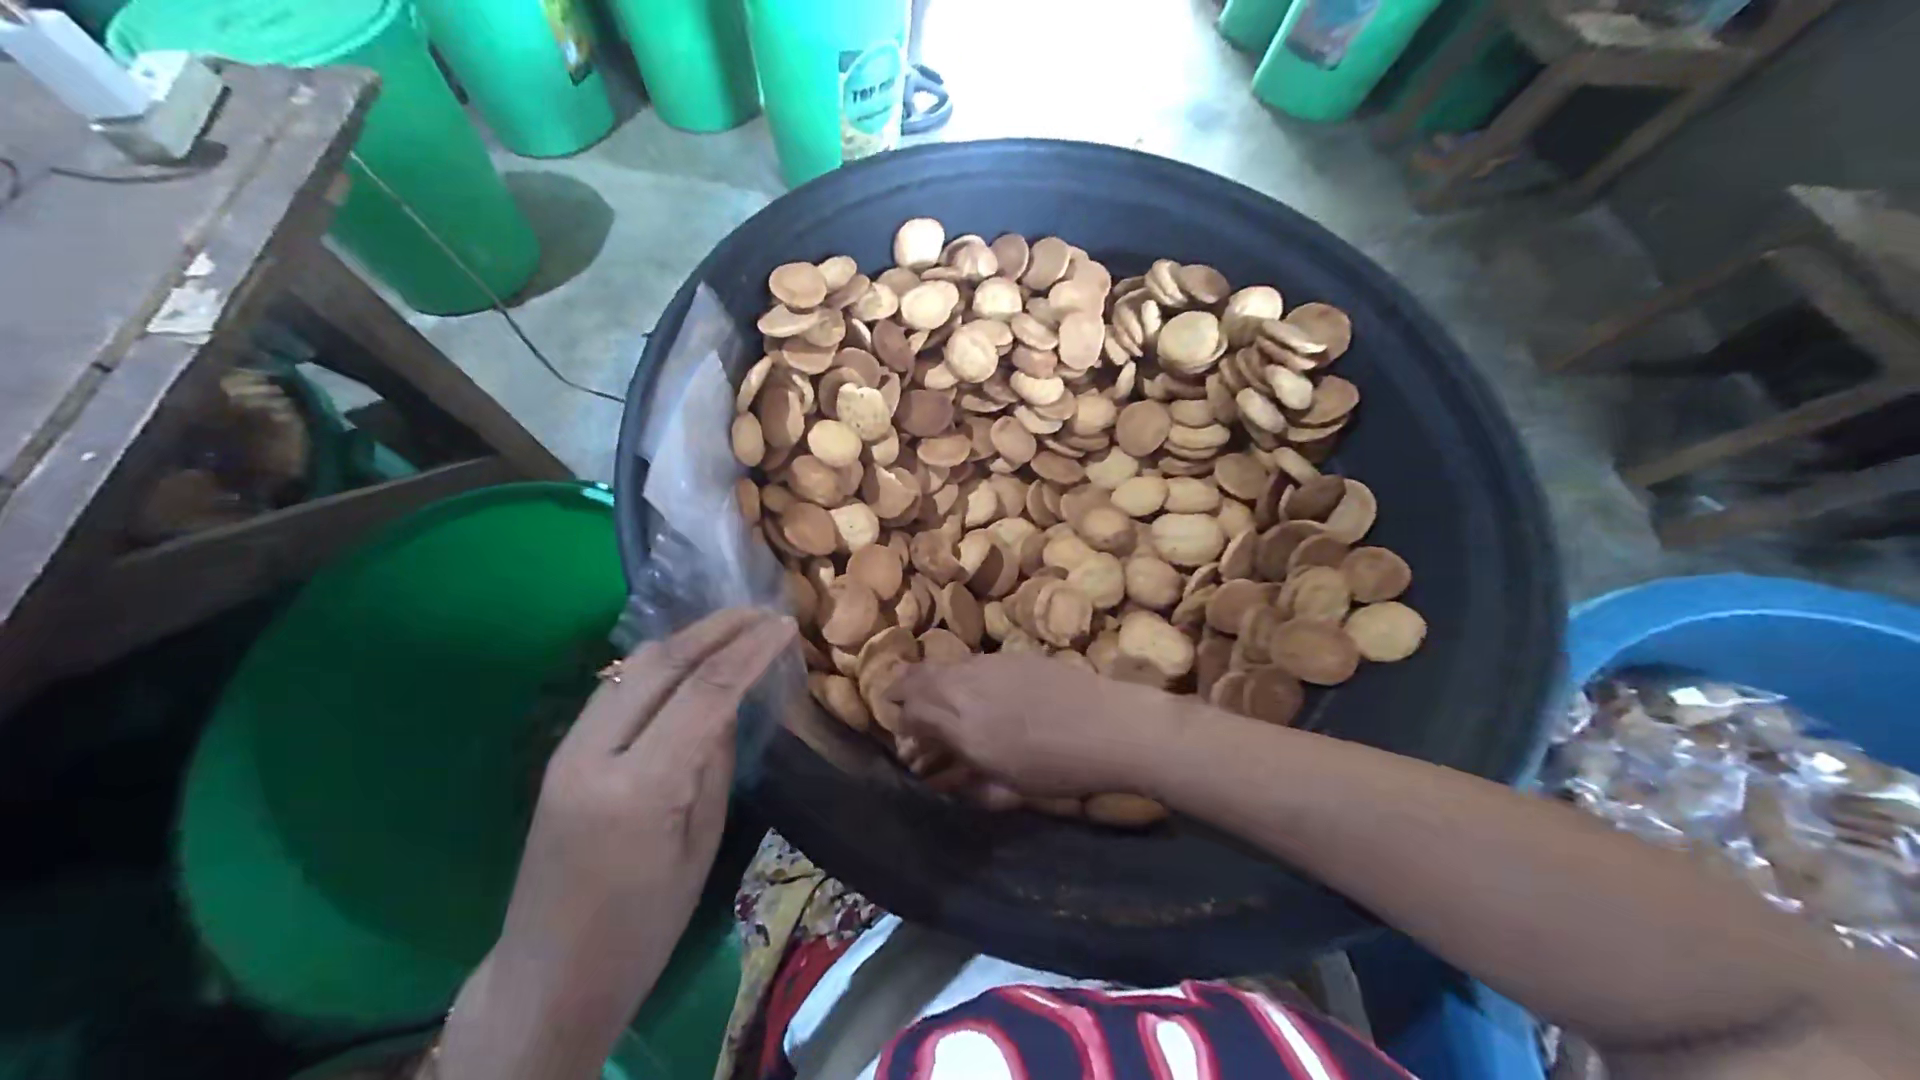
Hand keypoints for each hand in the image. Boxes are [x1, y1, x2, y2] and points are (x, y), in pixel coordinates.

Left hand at [437, 608, 794, 1079]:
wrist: (548, 975)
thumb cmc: (644, 927)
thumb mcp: (701, 845)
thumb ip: (715, 763)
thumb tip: (730, 705)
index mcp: (639, 788)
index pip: (704, 693)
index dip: (749, 652)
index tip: (783, 626)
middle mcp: (593, 754)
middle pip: (662, 664)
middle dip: (716, 628)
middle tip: (761, 611)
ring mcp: (567, 749)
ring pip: (632, 668)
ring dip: (686, 638)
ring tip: (731, 626)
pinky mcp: (560, 753)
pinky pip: (615, 688)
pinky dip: (658, 663)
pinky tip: (686, 660)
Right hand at [887, 652, 1182, 797]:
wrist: (1111, 726)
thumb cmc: (1060, 768)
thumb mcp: (1007, 785)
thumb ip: (965, 775)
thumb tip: (939, 773)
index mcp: (961, 725)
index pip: (911, 714)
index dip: (902, 727)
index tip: (909, 742)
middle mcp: (966, 687)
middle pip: (916, 679)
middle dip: (901, 692)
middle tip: (900, 706)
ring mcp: (989, 665)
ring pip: (943, 667)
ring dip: (930, 682)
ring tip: (941, 703)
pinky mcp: (1012, 655)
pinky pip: (971, 662)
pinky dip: (960, 676)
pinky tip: (978, 693)